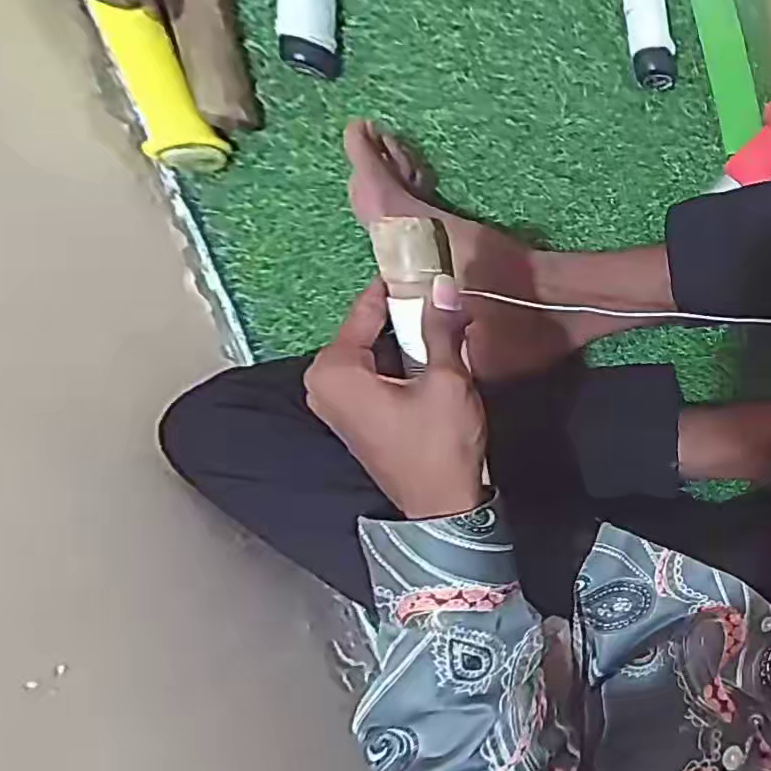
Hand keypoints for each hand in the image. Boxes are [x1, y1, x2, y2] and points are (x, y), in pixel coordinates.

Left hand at [306, 276, 487, 518]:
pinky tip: (433, 360)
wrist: (441, 504)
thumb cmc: (440, 443)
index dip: (398, 288)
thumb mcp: (448, 381)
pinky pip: (374, 375)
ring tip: (446, 329)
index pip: (364, 310)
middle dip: (405, 317)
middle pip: (366, 332)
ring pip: (373, 354)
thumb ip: (441, 330)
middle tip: (444, 303)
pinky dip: (400, 364)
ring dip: (407, 342)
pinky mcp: (353, 418)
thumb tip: (443, 286)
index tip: (424, 267)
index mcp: (334, 370)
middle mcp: (322, 383)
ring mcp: (335, 404)